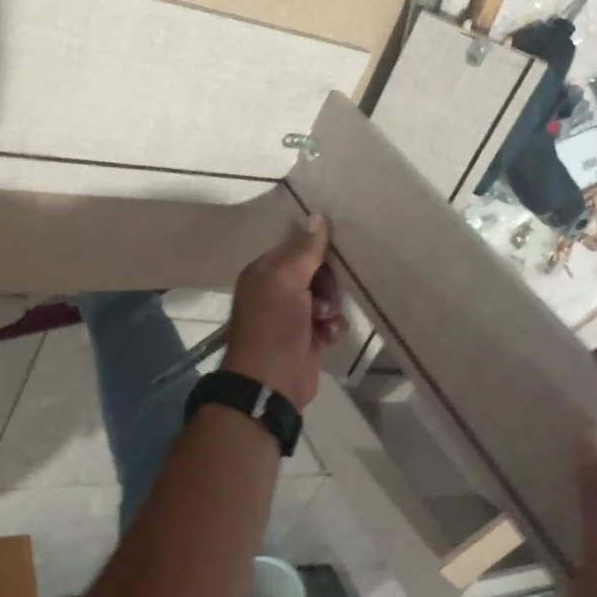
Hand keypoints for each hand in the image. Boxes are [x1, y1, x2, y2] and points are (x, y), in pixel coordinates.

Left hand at [222, 215, 346, 410]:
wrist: (271, 383)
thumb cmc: (274, 326)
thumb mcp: (287, 281)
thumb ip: (305, 250)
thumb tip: (318, 214)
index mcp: (264, 272)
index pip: (296, 248)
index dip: (316, 254)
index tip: (333, 259)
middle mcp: (276, 291)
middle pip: (315, 272)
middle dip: (327, 284)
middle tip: (325, 298)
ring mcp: (293, 316)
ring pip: (326, 297)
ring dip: (332, 307)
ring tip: (325, 320)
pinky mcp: (309, 338)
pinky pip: (330, 322)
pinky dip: (333, 327)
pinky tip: (329, 335)